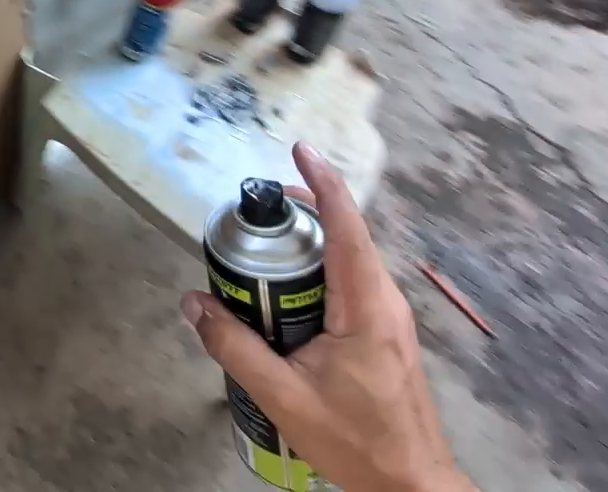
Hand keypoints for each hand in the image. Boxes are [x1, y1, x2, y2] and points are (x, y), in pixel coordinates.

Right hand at [183, 144, 473, 491]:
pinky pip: (349, 277)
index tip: (300, 149)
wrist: (415, 491)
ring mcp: (388, 315)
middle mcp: (383, 300)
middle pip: (345, 233)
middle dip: (304, 208)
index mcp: (366, 307)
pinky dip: (318, 263)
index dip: (324, 183)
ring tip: (264, 242)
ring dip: (309, 238)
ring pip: (348, 255)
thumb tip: (192, 302)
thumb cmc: (357, 443)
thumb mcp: (285, 398)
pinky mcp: (383, 329)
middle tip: (256, 206)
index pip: (347, 228)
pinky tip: (288, 286)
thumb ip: (235, 347)